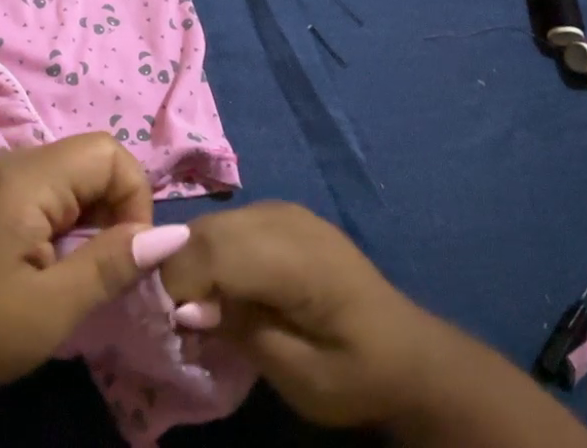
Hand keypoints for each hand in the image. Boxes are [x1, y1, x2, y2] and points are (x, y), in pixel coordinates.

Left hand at [0, 132, 157, 401]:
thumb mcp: (53, 307)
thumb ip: (112, 263)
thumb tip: (172, 234)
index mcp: (28, 179)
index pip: (109, 152)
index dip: (134, 197)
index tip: (127, 252)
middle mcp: (13, 164)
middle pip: (91, 157)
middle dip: (116, 205)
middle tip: (106, 264)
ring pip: (70, 173)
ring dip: (92, 214)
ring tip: (81, 266)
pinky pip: (46, 189)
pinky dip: (67, 218)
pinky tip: (54, 261)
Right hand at [158, 201, 449, 428]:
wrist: (410, 355)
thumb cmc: (356, 373)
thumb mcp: (299, 375)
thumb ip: (241, 332)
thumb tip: (185, 308)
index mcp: (296, 259)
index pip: (211, 249)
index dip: (179, 283)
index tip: (176, 325)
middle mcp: (285, 220)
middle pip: (204, 230)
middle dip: (178, 271)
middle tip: (181, 317)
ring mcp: (283, 210)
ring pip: (210, 223)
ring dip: (192, 259)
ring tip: (201, 305)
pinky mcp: (281, 213)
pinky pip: (227, 223)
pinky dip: (211, 250)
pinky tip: (225, 284)